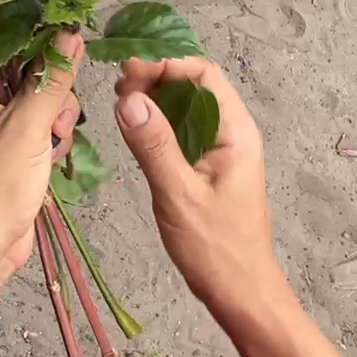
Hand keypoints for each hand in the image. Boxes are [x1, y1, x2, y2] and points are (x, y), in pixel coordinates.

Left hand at [0, 33, 83, 296]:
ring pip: (43, 102)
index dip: (38, 46)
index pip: (5, 47)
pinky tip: (50, 161)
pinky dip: (52, 141)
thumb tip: (70, 34)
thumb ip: (51, 79)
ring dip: (56, 123)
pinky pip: (42, 127)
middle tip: (54, 123)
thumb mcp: (28, 127)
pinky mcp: (12, 148)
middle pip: (30, 75)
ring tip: (49, 149)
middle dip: (52, 97)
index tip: (67, 50)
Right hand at [113, 57, 281, 315]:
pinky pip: (180, 129)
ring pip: (185, 106)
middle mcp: (231, 132)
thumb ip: (154, 145)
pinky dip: (155, 120)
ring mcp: (219, 148)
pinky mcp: (205, 164)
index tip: (127, 70)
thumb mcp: (179, 195)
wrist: (240, 292)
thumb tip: (129, 100)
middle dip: (155, 76)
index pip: (203, 75)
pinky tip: (132, 125)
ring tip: (119, 100)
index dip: (165, 64)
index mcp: (236, 132)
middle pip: (193, 84)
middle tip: (117, 86)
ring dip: (153, 97)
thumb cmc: (216, 249)